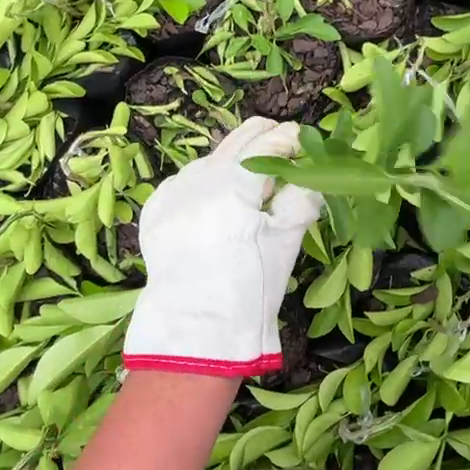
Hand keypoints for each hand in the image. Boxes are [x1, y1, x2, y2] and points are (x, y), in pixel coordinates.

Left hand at [123, 117, 323, 376]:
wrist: (197, 330)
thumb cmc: (249, 289)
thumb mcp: (285, 242)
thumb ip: (300, 198)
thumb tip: (312, 170)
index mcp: (232, 187)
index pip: (267, 144)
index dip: (291, 139)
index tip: (306, 142)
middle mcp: (198, 180)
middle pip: (237, 140)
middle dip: (265, 139)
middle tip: (286, 148)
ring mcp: (173, 192)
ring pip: (213, 158)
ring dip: (237, 162)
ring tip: (256, 185)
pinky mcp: (157, 208)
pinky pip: (189, 180)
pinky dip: (209, 183)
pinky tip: (221, 203)